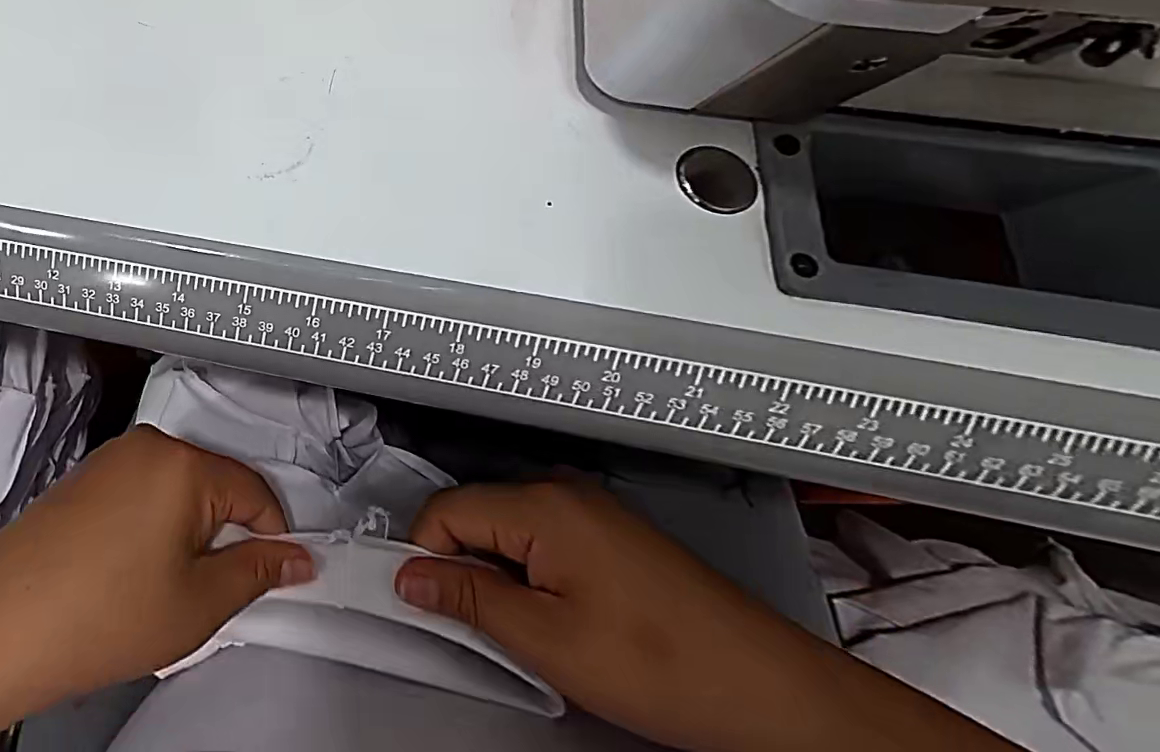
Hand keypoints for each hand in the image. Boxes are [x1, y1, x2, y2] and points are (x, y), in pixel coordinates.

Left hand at [0, 425, 314, 701]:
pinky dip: (156, 525)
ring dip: (190, 531)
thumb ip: (258, 572)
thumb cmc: (84, 612)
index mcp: (182, 464)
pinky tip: (137, 573)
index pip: (257, 491)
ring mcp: (114, 459)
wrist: (0, 624)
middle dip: (228, 533)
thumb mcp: (199, 602)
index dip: (275, 535)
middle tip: (217, 587)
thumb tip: (290, 558)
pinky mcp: (90, 476)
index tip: (281, 563)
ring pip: (181, 488)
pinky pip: (146, 490)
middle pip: (218, 484)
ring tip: (167, 587)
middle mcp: (147, 448)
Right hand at [392, 482, 1020, 751]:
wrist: (774, 694)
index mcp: (542, 506)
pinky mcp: (604, 529)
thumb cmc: (668, 667)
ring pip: (503, 527)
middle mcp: (561, 491)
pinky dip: (526, 571)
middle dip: (461, 566)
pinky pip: (537, 535)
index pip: (444, 510)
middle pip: (473, 514)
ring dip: (495, 572)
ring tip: (527, 628)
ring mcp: (587, 507)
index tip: (426, 600)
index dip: (425, 556)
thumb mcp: (547, 641)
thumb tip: (410, 577)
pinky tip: (555, 614)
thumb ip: (467, 600)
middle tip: (481, 626)